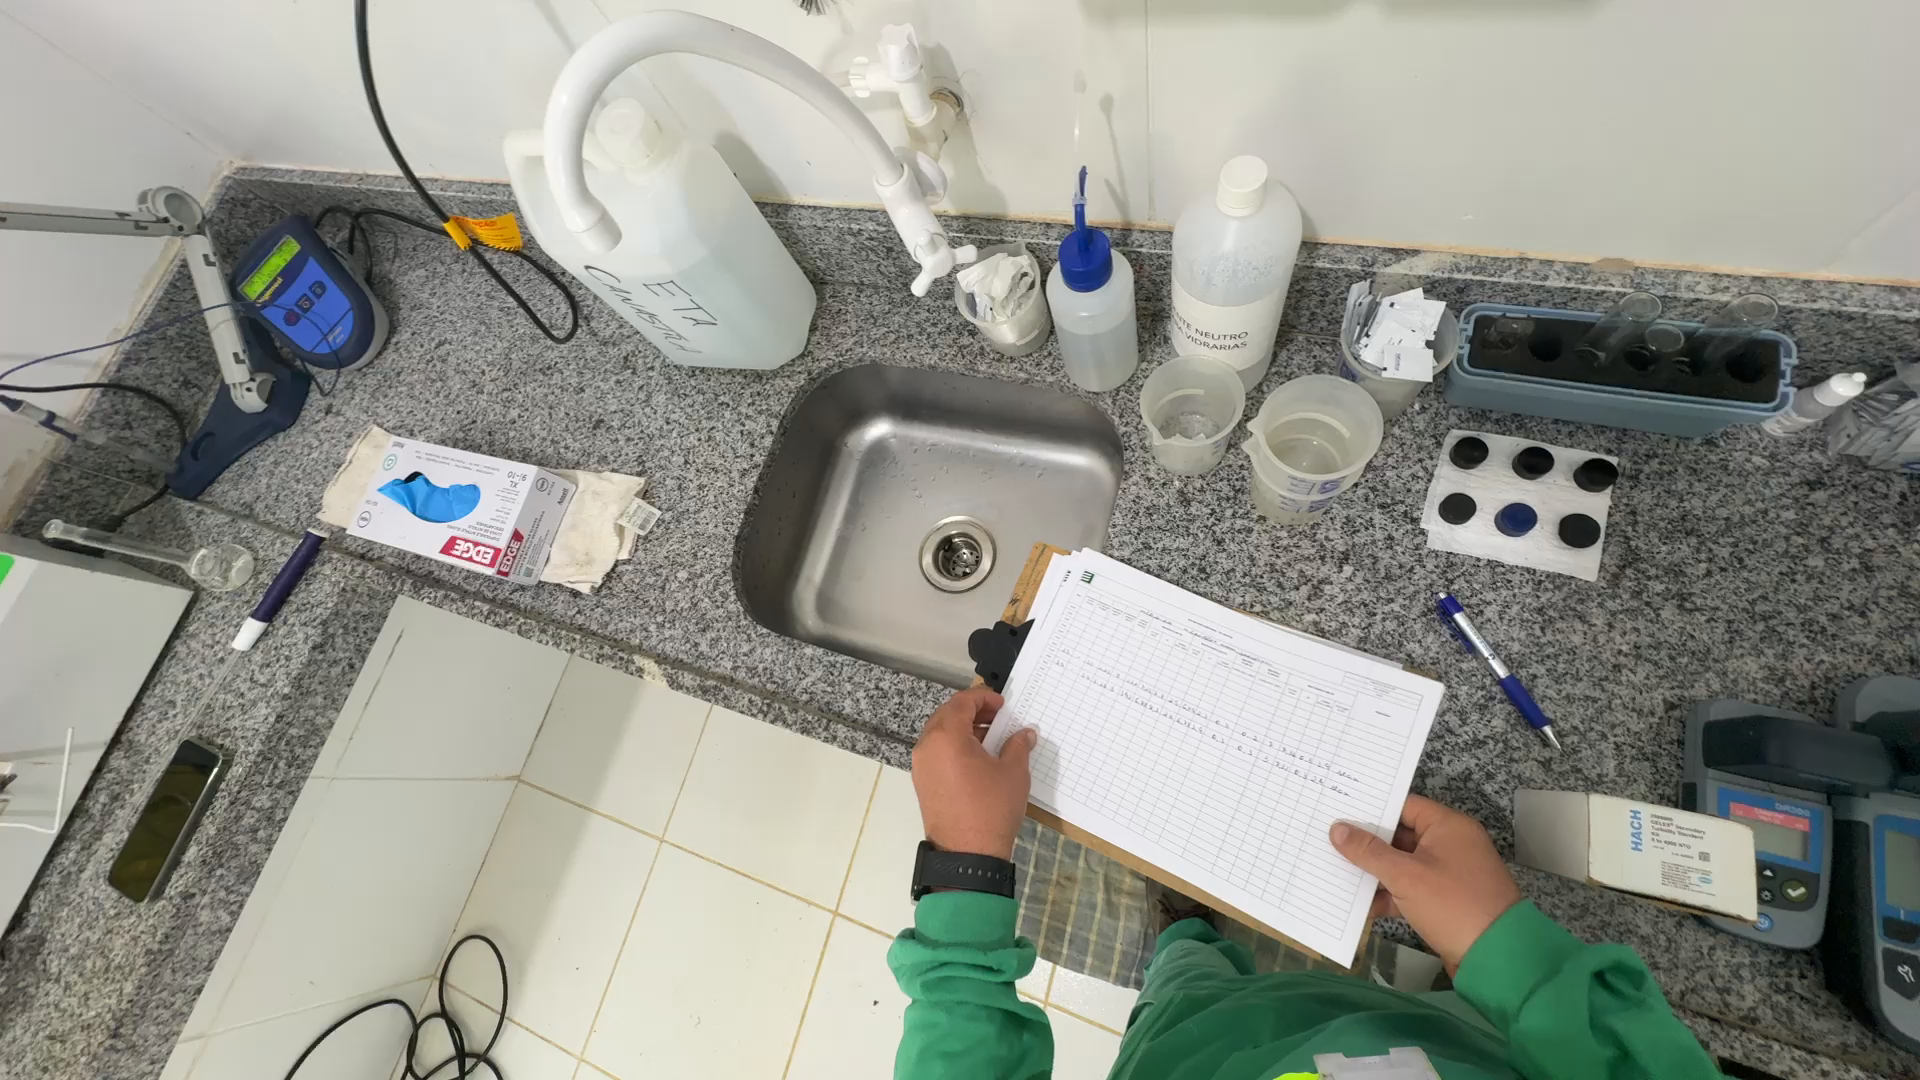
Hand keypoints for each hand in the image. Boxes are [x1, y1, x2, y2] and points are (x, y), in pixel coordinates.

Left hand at [910, 686, 1035, 861]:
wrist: (967, 856)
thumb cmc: (991, 808)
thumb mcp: (1013, 773)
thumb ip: (1018, 745)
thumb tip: (1025, 733)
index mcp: (946, 736)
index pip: (962, 702)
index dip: (983, 698)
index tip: (1003, 705)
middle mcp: (927, 746)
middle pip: (947, 714)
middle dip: (973, 711)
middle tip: (998, 717)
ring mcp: (921, 765)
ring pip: (940, 733)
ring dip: (963, 729)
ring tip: (991, 738)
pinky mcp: (922, 782)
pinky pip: (937, 752)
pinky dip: (954, 746)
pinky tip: (977, 757)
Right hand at [1329, 794, 1521, 972]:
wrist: (1501, 963)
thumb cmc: (1453, 905)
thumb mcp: (1405, 875)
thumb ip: (1368, 850)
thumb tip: (1336, 828)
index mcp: (1448, 827)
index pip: (1402, 806)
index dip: (1369, 808)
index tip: (1337, 808)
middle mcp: (1450, 845)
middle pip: (1399, 835)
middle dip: (1366, 841)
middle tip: (1328, 835)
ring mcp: (1448, 874)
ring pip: (1402, 862)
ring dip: (1374, 870)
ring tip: (1335, 867)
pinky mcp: (1445, 900)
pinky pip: (1409, 887)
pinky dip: (1388, 892)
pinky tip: (1359, 901)